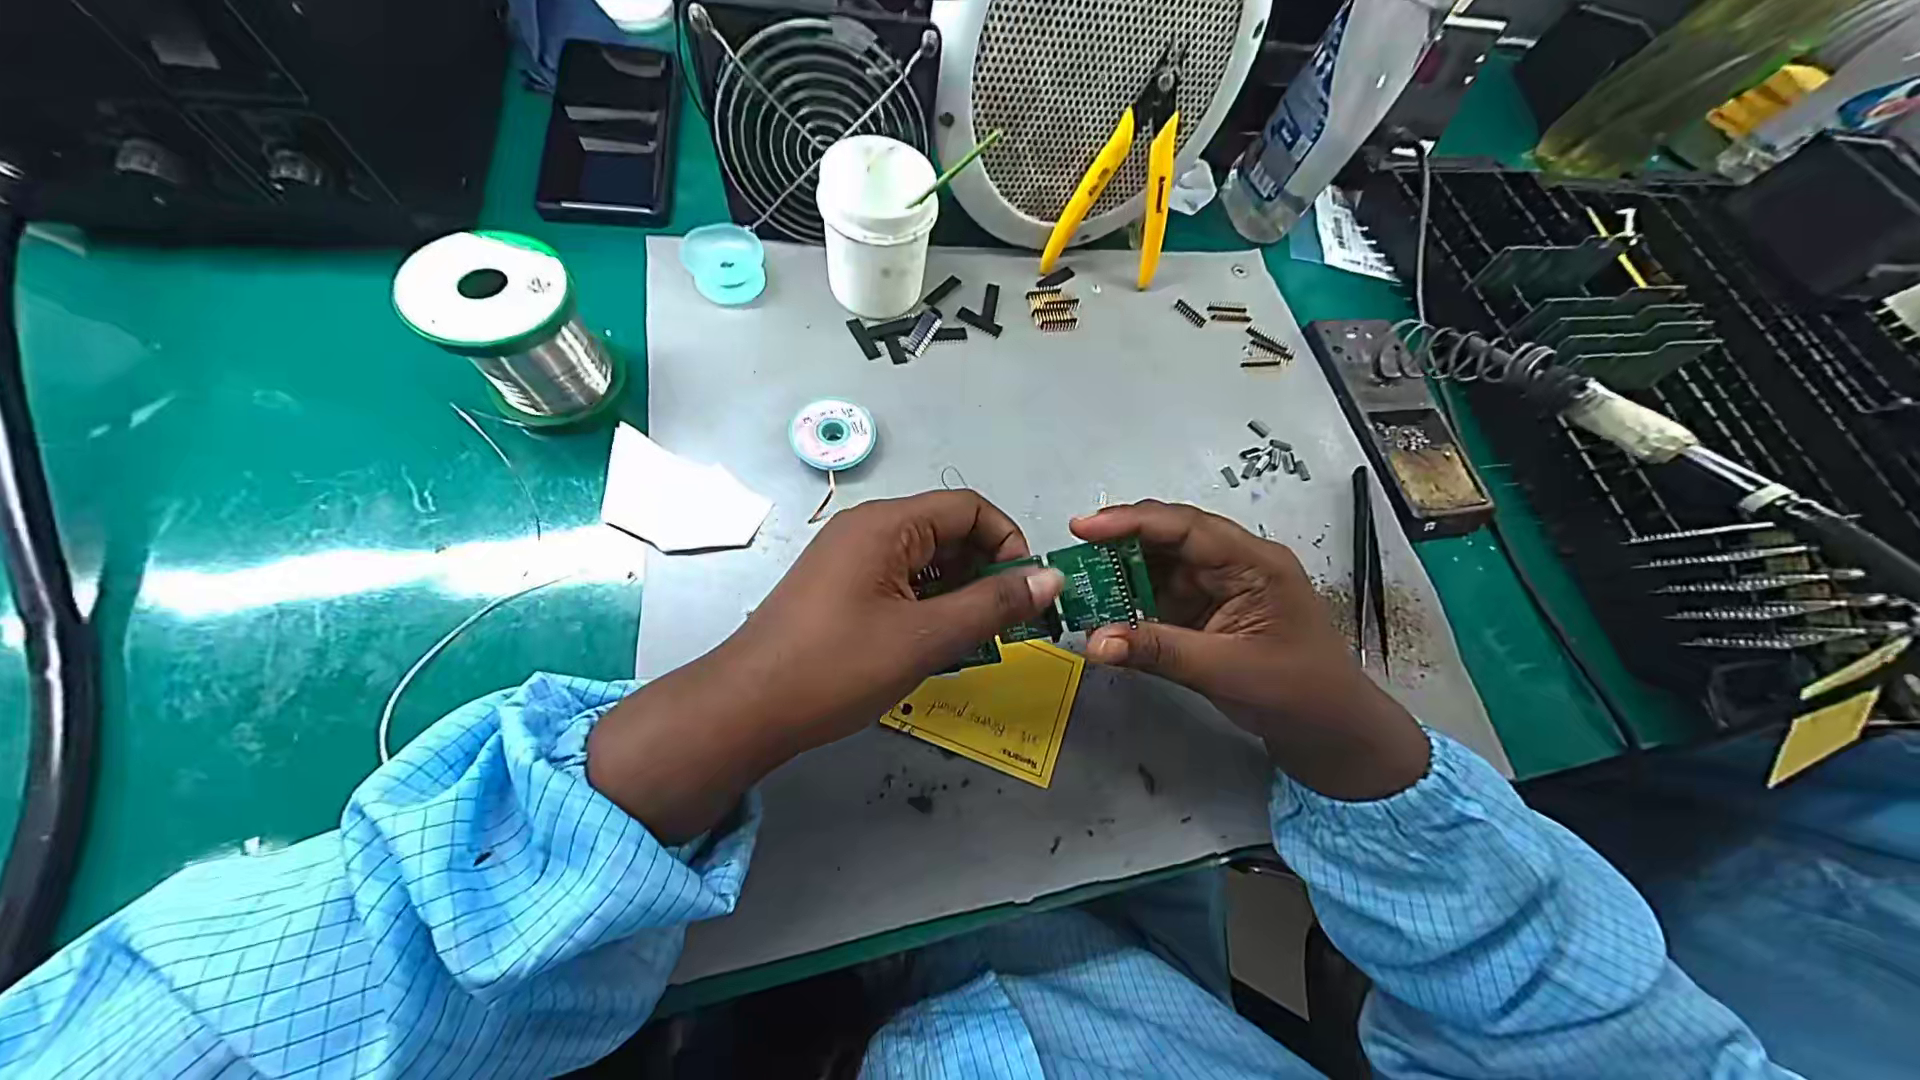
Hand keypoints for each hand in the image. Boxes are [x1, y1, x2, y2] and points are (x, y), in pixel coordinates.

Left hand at [588, 490, 1063, 840]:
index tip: (1024, 590)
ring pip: (925, 560)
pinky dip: (928, 604)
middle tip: (1006, 623)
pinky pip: (900, 581)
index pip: (969, 508)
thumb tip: (1050, 579)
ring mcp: (850, 557)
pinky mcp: (841, 586)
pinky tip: (935, 643)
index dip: (1008, 542)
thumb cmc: (837, 667)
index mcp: (887, 524)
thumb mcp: (925, 637)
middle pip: (948, 532)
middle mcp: (868, 528)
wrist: (746, 709)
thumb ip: (993, 605)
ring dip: (958, 593)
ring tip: (974, 639)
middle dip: (986, 572)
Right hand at [1070, 500, 1427, 799]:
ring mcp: (1216, 586)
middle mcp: (1233, 564)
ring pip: (1158, 564)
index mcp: (1254, 562)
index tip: (1083, 527)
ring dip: (1119, 571)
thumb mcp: (1227, 671)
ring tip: (1076, 578)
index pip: (1187, 527)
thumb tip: (1093, 643)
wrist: (1331, 735)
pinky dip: (1128, 599)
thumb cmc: (1297, 694)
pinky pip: (1158, 594)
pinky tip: (1101, 604)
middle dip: (1118, 542)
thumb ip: (1159, 651)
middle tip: (1070, 552)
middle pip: (1168, 538)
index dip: (1132, 522)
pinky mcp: (1202, 610)